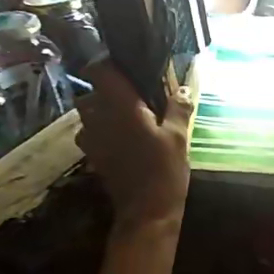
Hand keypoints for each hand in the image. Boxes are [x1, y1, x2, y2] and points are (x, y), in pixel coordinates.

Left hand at [74, 61, 193, 225]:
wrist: (146, 212)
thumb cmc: (164, 171)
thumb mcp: (178, 137)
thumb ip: (179, 108)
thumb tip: (184, 88)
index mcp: (121, 107)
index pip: (100, 70)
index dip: (106, 61)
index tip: (123, 60)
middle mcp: (100, 118)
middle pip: (91, 91)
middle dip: (107, 88)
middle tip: (132, 90)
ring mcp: (92, 138)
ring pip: (89, 113)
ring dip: (103, 110)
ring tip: (128, 113)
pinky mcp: (93, 155)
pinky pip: (92, 132)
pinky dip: (102, 129)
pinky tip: (123, 136)